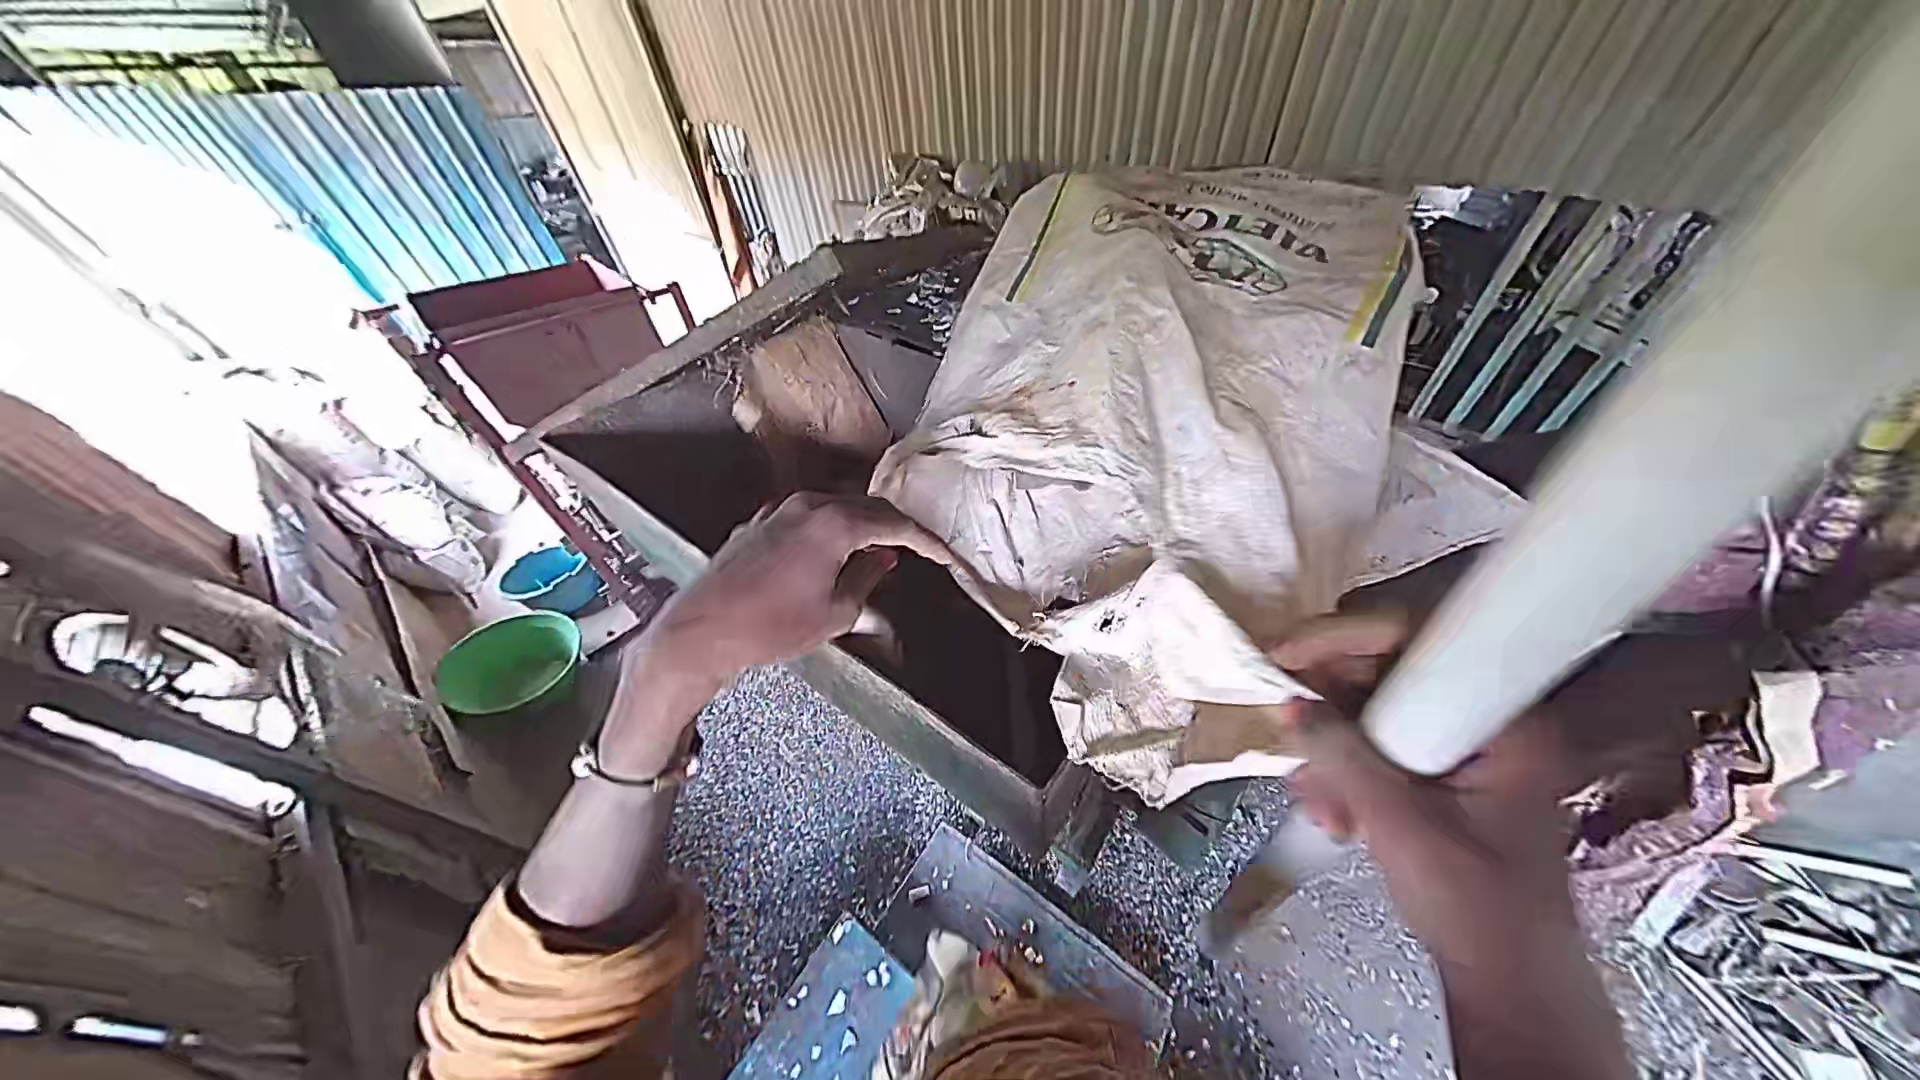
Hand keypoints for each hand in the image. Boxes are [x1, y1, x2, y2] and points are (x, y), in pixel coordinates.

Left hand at [652, 492, 951, 679]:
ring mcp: (780, 511)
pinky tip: (835, 549)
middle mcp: (808, 506)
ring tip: (881, 549)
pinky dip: (832, 528)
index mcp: (834, 523)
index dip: (925, 540)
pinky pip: (809, 515)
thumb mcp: (835, 612)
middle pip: (868, 507)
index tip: (943, 553)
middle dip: (896, 527)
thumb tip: (885, 559)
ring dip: (864, 525)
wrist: (702, 631)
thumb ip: (868, 577)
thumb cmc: (769, 626)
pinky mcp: (760, 523)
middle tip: (918, 548)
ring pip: (838, 507)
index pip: (895, 524)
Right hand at [1271, 615, 1578, 956]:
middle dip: (1328, 708)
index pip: (1417, 643)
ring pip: (1366, 710)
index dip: (1347, 639)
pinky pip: (1367, 742)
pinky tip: (1330, 809)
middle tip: (1288, 725)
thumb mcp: (1400, 823)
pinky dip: (1338, 769)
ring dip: (1328, 749)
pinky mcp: (1428, 768)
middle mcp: (1478, 721)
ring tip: (1317, 797)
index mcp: (1503, 722)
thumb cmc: (1476, 906)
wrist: (1505, 979)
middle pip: (1382, 674)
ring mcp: (1452, 744)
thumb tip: (1293, 703)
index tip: (1289, 654)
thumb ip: (1342, 756)